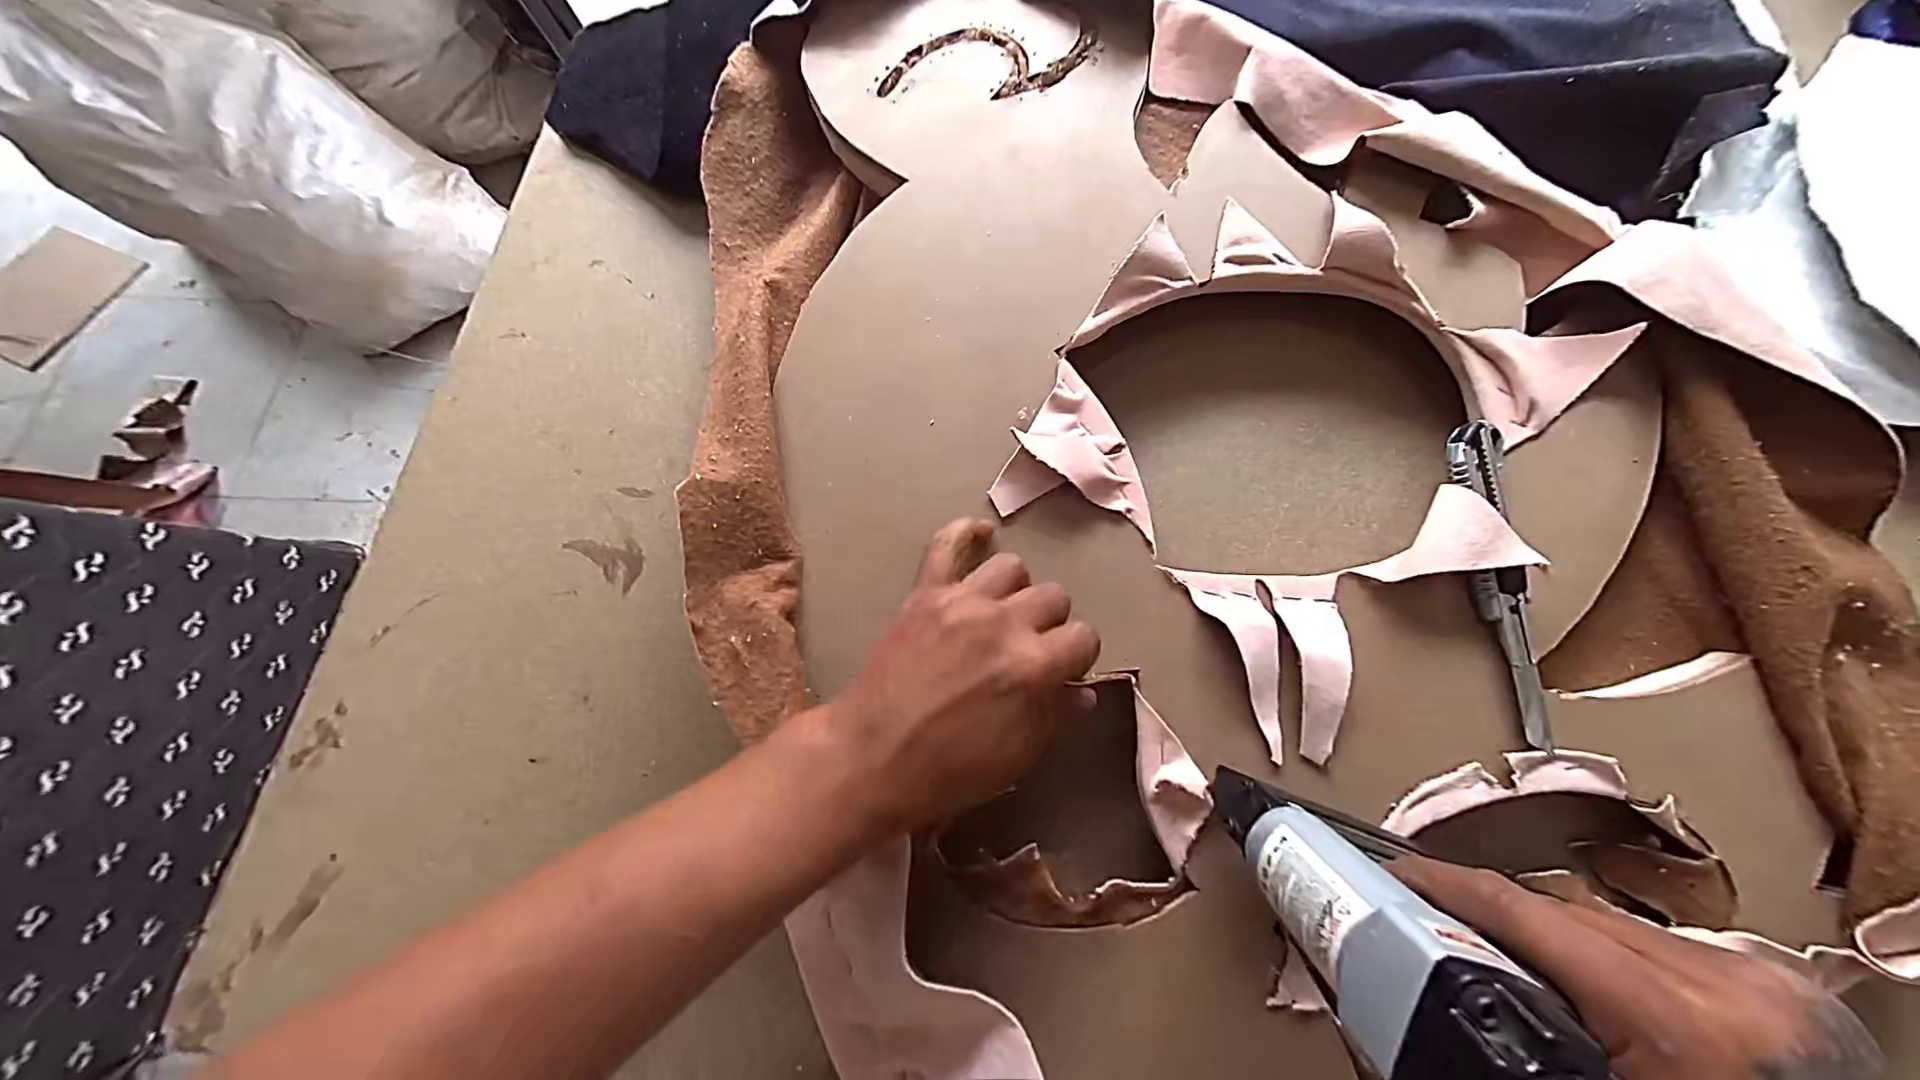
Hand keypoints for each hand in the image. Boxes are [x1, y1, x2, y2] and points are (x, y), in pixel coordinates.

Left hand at [807, 518, 1100, 838]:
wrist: (872, 758)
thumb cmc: (950, 769)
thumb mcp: (1019, 755)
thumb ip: (1056, 713)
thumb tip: (1083, 689)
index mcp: (1032, 666)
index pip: (1084, 636)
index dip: (1078, 656)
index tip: (1064, 670)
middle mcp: (1003, 622)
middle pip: (1053, 597)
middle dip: (1051, 625)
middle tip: (1030, 649)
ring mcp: (961, 601)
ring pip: (1013, 567)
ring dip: (1016, 592)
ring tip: (1002, 615)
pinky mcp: (925, 594)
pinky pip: (947, 544)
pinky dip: (965, 534)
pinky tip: (981, 534)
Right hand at [1389, 856, 1884, 1079]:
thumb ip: (1506, 1029)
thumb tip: (1408, 996)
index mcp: (1685, 1027)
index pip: (1519, 907)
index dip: (1440, 882)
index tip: (1395, 876)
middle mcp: (1735, 989)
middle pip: (1555, 906)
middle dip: (1487, 914)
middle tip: (1430, 925)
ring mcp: (1767, 984)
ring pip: (1602, 917)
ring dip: (1544, 931)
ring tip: (1502, 956)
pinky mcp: (1784, 989)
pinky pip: (1654, 941)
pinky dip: (1602, 951)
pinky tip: (1579, 976)